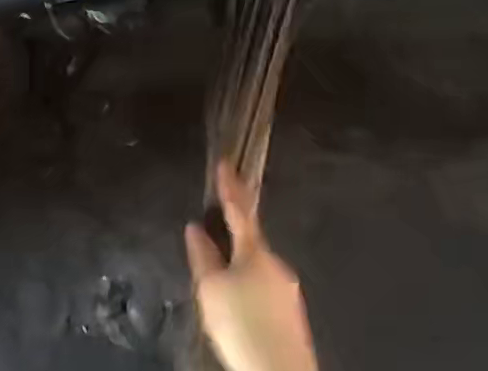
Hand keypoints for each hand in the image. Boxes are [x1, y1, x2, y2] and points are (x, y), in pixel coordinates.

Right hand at [185, 164, 317, 370]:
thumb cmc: (241, 325)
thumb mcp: (211, 291)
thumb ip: (202, 257)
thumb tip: (195, 228)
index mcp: (255, 251)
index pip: (240, 209)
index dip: (230, 186)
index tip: (225, 162)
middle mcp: (276, 263)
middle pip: (250, 243)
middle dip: (233, 242)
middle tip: (214, 246)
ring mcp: (288, 289)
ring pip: (259, 271)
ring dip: (242, 273)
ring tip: (224, 293)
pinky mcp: (292, 316)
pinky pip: (266, 293)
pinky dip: (252, 295)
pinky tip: (242, 313)